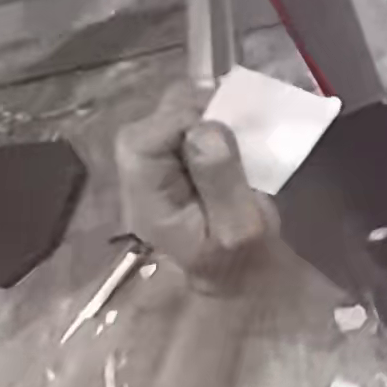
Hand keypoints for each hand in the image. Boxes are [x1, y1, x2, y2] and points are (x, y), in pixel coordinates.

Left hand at [116, 85, 280, 294]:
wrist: (244, 275)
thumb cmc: (245, 256)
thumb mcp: (242, 227)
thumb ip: (221, 181)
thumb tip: (205, 130)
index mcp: (150, 203)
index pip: (142, 144)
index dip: (177, 122)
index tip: (222, 124)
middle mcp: (143, 183)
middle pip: (146, 128)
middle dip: (187, 111)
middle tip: (231, 115)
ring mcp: (158, 174)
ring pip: (162, 123)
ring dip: (198, 112)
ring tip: (234, 119)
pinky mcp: (177, 166)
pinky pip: (181, 129)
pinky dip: (206, 119)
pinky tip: (230, 127)